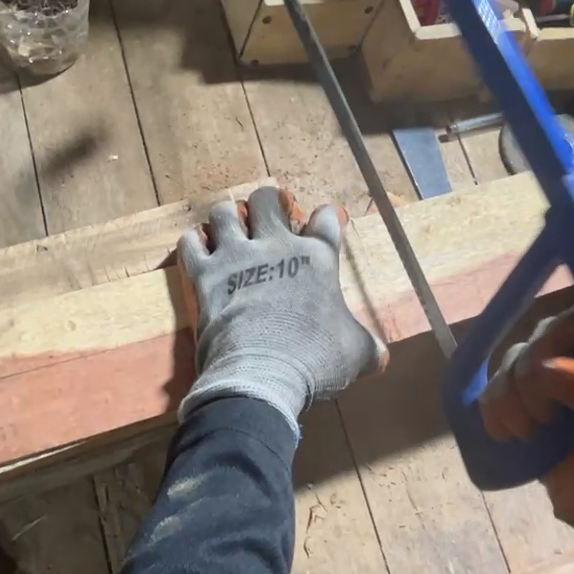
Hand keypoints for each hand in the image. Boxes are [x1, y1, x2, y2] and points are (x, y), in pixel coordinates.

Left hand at [177, 186, 386, 432]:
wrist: (262, 374)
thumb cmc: (315, 360)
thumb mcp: (356, 354)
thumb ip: (367, 347)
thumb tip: (382, 359)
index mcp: (318, 258)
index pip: (325, 220)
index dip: (325, 217)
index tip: (322, 221)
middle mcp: (276, 246)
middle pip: (266, 200)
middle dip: (266, 203)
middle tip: (265, 217)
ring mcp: (237, 257)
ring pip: (224, 212)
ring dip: (226, 217)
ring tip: (227, 229)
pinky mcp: (204, 274)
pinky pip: (191, 243)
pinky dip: (193, 242)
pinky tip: (199, 249)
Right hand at [480, 307, 573, 573]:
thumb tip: (543, 368)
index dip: (571, 328)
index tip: (553, 365)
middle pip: (550, 331)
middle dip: (534, 372)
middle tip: (540, 417)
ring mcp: (566, 375)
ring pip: (518, 357)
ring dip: (512, 393)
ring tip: (526, 432)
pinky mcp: (534, 401)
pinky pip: (498, 385)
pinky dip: (494, 405)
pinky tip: (507, 433)